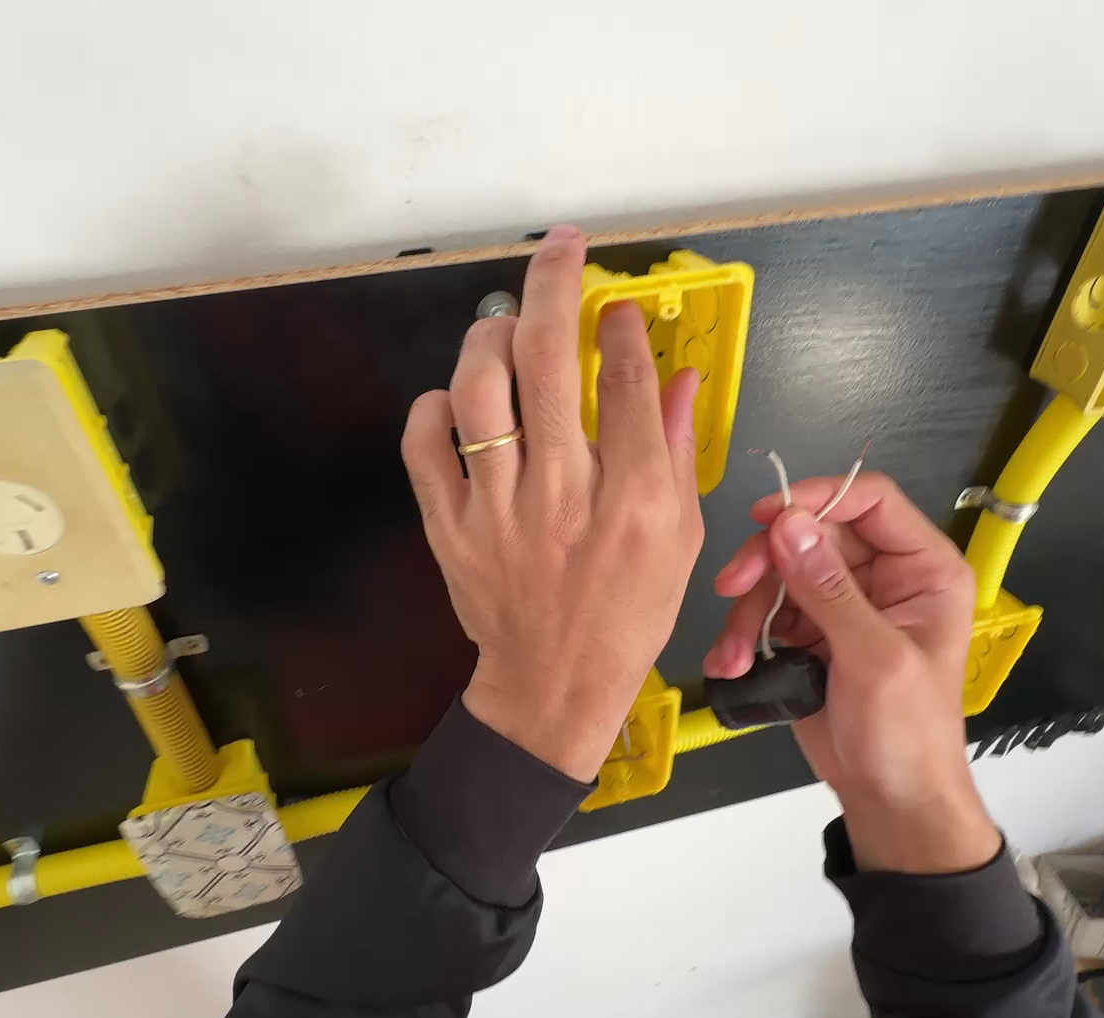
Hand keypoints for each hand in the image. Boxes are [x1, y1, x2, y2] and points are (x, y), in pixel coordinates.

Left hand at [400, 225, 704, 780]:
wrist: (554, 682)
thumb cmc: (626, 614)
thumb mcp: (679, 539)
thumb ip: (677, 453)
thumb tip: (677, 377)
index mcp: (634, 500)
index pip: (625, 381)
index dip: (621, 326)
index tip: (617, 304)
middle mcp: (563, 495)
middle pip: (548, 361)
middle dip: (553, 286)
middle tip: (559, 250)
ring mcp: (497, 511)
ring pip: (478, 390)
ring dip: (490, 337)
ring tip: (503, 325)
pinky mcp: (448, 528)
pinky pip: (424, 445)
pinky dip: (436, 408)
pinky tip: (460, 403)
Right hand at [702, 473, 999, 873]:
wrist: (888, 798)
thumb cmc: (906, 735)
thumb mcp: (873, 659)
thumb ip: (829, 589)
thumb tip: (788, 524)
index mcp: (920, 570)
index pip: (869, 501)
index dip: (818, 498)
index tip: (767, 517)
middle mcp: (880, 576)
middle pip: (809, 535)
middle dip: (766, 564)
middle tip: (730, 587)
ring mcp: (840, 602)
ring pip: (778, 573)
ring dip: (747, 612)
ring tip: (732, 655)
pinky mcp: (808, 630)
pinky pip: (765, 610)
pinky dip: (743, 635)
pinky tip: (731, 664)